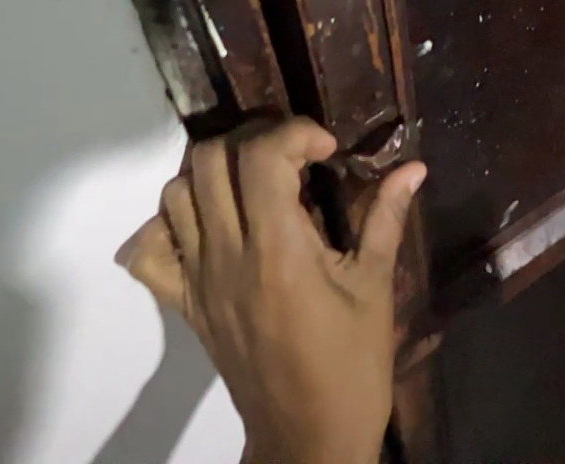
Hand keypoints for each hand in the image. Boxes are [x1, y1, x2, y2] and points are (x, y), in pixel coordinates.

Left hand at [120, 117, 425, 463]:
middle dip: (253, 138)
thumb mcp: (376, 286)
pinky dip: (168, 224)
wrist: (309, 439)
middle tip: (290, 155)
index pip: (261, 156)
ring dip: (212, 171)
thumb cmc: (352, 364)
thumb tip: (414, 167)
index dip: (295, 132)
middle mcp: (227, 256)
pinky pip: (150, 252)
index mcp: (278, 250)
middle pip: (211, 160)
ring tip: (253, 181)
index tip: (327, 148)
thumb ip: (386, 217)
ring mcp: (197, 280)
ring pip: (176, 194)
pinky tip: (207, 220)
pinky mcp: (184, 304)